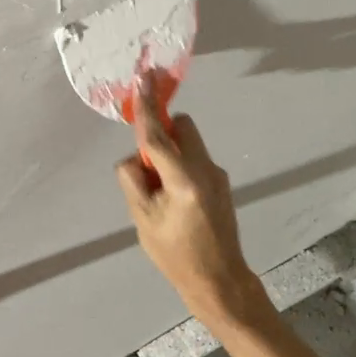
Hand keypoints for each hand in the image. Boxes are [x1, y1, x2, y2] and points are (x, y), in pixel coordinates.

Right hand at [116, 74, 269, 326]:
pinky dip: (180, 168)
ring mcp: (218, 174)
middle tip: (148, 168)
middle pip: (182, 127)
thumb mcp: (143, 220)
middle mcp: (206, 169)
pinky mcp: (222, 182)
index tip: (143, 77)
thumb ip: (134, 180)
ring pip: (189, 143)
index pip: (158, 135)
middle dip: (162, 134)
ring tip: (160, 195)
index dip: (147, 106)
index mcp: (184, 180)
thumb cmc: (176, 255)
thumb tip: (136, 157)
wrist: (219, 279)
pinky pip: (195, 160)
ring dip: (170, 153)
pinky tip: (175, 204)